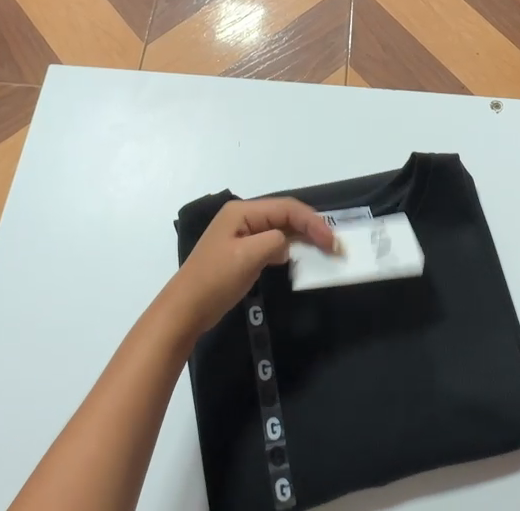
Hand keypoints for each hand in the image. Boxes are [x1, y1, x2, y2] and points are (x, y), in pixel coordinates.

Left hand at [158, 198, 336, 338]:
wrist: (185, 309)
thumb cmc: (214, 280)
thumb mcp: (247, 257)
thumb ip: (274, 242)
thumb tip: (287, 244)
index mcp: (242, 212)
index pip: (286, 208)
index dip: (312, 222)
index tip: (332, 241)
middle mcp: (243, 218)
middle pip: (284, 215)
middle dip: (311, 227)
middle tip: (334, 246)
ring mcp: (242, 235)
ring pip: (280, 230)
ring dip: (302, 238)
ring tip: (324, 250)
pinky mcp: (243, 253)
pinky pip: (272, 244)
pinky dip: (289, 249)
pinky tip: (299, 259)